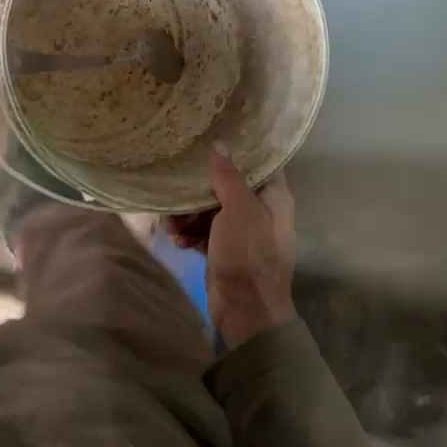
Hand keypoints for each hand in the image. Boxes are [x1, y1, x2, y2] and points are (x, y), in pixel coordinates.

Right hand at [165, 154, 296, 348]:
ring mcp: (243, 232)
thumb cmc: (248, 255)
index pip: (260, 163)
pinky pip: (204, 230)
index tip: (211, 136)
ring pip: (211, 208)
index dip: (239, 149)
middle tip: (177, 183)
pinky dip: (190, 231)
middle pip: (228, 185)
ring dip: (189, 213)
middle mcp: (261, 211)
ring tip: (172, 223)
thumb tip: (219, 145)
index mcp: (274, 199)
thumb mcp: (239, 211)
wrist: (245, 311)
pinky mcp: (226, 249)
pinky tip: (177, 239)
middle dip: (200, 186)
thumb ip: (229, 178)